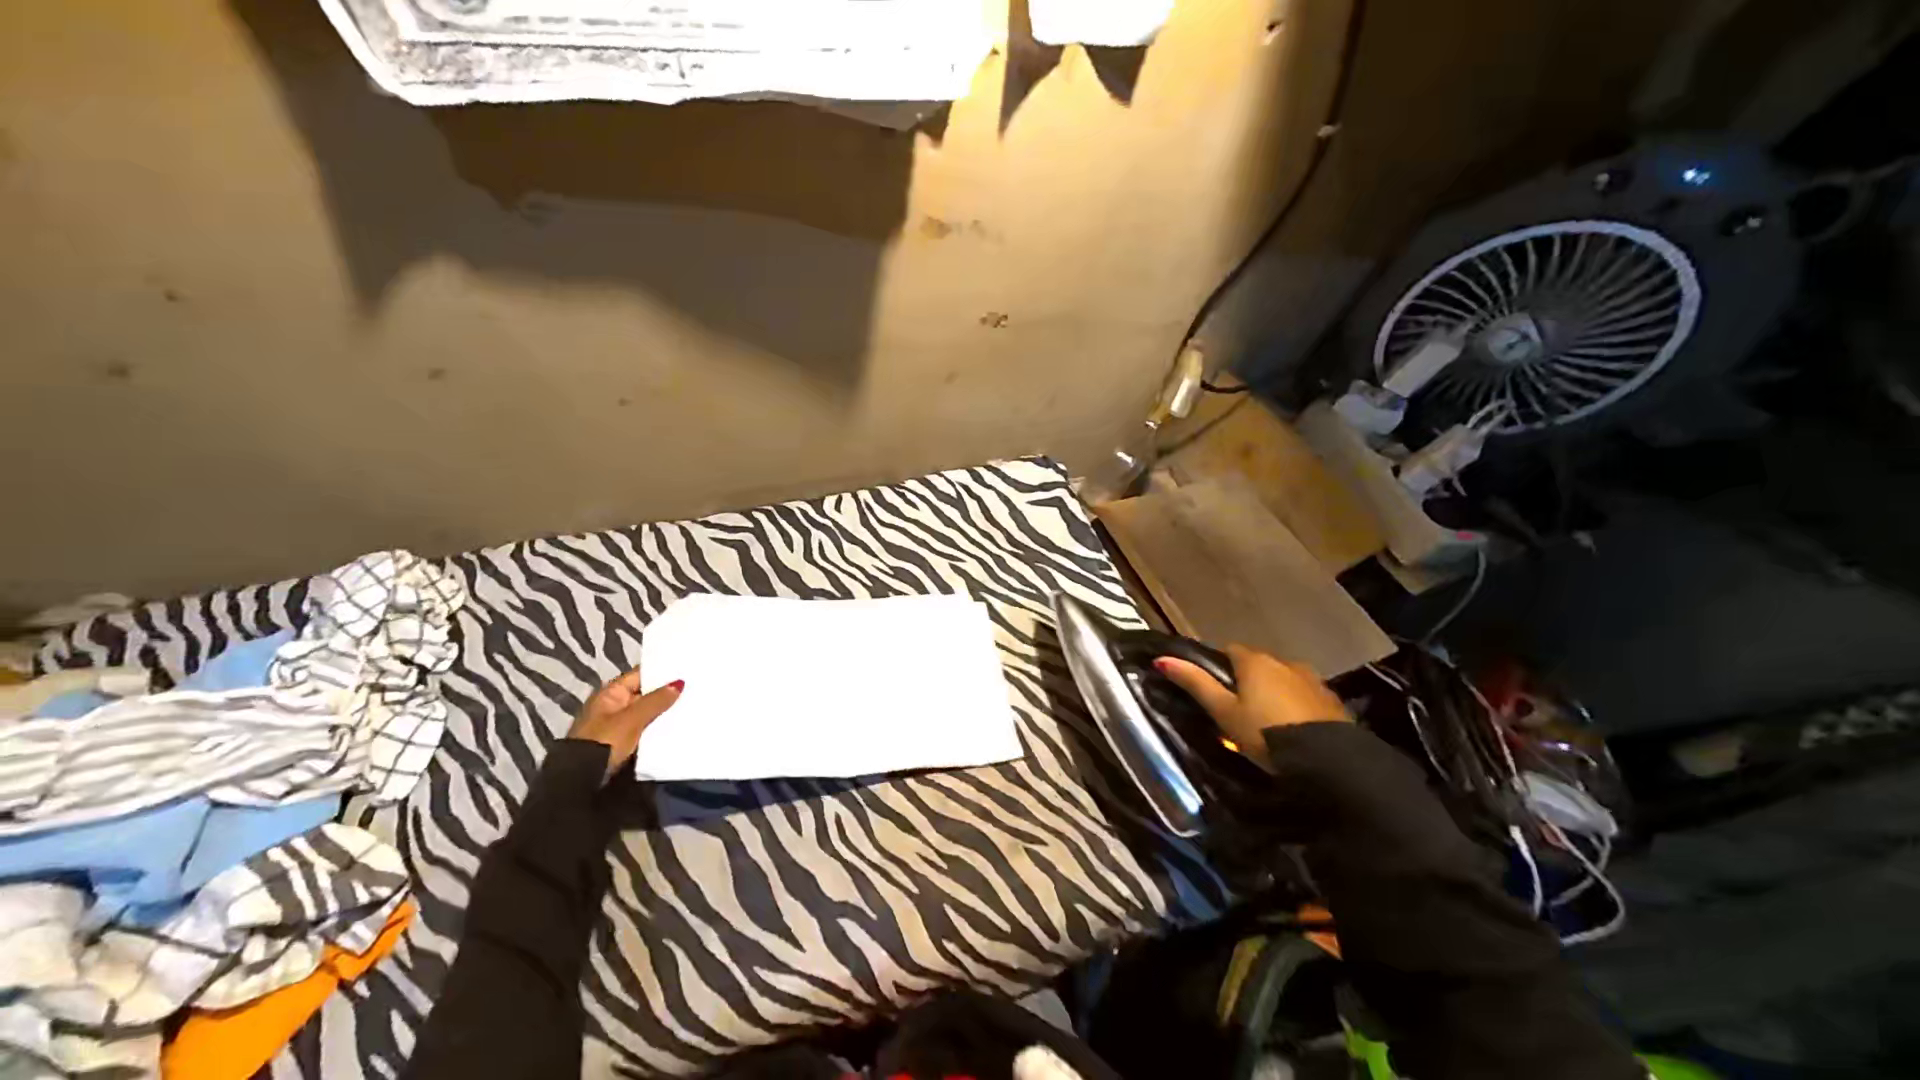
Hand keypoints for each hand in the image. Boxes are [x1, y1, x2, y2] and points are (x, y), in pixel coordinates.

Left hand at [567, 671, 683, 782]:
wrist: (582, 778)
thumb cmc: (605, 741)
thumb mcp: (633, 718)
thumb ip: (656, 700)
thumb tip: (680, 682)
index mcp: (611, 693)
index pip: (640, 674)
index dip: (661, 671)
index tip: (687, 667)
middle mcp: (613, 705)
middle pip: (644, 693)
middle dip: (667, 692)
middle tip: (696, 686)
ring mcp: (618, 724)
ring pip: (647, 712)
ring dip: (664, 710)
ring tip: (694, 703)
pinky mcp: (623, 742)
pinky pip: (645, 728)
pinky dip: (659, 726)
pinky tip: (679, 724)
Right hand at [1156, 645, 1348, 770]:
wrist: (1325, 760)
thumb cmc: (1264, 733)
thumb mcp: (1223, 712)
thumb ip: (1195, 683)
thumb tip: (1161, 658)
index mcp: (1255, 661)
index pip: (1229, 650)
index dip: (1219, 668)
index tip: (1214, 691)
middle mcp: (1284, 661)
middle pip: (1258, 664)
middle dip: (1247, 680)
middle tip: (1236, 710)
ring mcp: (1312, 679)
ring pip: (1282, 678)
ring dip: (1273, 691)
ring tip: (1265, 720)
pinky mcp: (1332, 700)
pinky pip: (1304, 695)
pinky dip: (1295, 704)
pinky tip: (1292, 727)